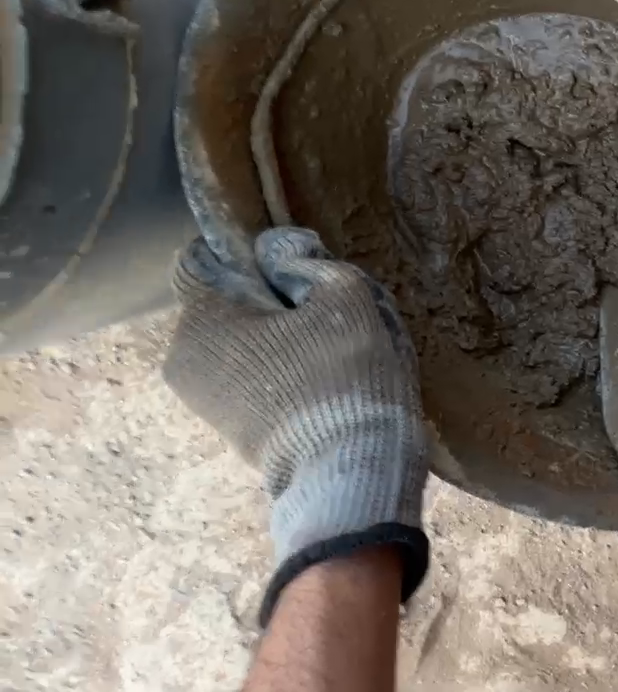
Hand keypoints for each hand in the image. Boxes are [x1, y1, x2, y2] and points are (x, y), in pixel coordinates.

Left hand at [166, 227, 430, 624]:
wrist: (347, 454)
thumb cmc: (343, 366)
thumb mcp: (345, 296)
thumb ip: (313, 264)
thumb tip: (285, 249)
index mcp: (201, 321)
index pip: (212, 263)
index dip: (262, 255)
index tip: (307, 262)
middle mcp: (184, 357)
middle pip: (238, 304)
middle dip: (285, 300)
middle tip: (340, 308)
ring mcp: (202, 396)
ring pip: (251, 340)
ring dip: (292, 334)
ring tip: (344, 344)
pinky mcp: (230, 422)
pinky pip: (258, 372)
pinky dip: (291, 365)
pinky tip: (333, 373)